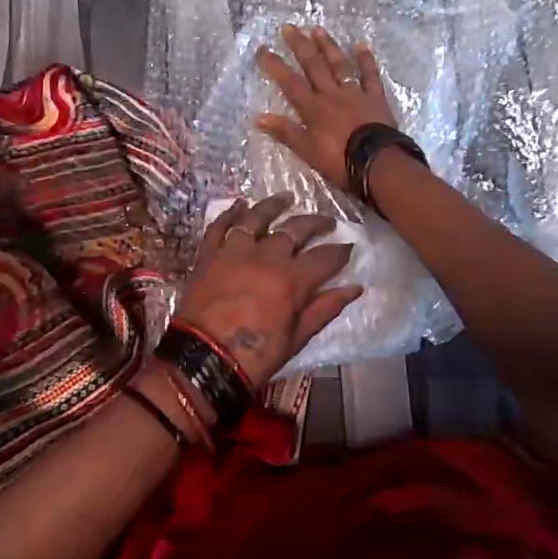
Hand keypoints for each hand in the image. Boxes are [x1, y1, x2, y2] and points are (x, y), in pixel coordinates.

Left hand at [170, 193, 362, 383]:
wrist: (203, 360)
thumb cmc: (255, 356)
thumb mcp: (296, 338)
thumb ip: (324, 308)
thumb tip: (354, 288)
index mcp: (291, 279)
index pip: (324, 257)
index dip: (340, 252)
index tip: (349, 247)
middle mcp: (265, 256)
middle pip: (294, 229)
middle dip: (314, 223)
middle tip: (326, 221)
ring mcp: (233, 252)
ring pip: (256, 218)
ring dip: (273, 206)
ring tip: (286, 198)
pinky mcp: (208, 256)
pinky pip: (219, 227)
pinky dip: (230, 214)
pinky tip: (239, 205)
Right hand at [255, 25, 399, 191]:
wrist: (376, 162)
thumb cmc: (339, 161)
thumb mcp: (307, 151)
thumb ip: (285, 132)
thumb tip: (258, 118)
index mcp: (313, 109)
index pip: (290, 83)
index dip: (275, 66)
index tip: (262, 49)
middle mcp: (332, 95)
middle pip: (313, 66)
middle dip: (300, 46)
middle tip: (289, 28)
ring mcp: (355, 94)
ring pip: (338, 65)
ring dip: (327, 46)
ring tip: (317, 29)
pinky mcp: (375, 98)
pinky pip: (370, 75)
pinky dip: (365, 60)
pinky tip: (360, 45)